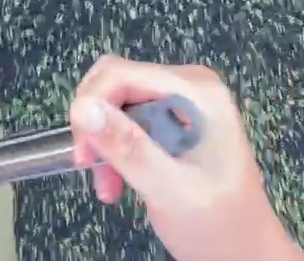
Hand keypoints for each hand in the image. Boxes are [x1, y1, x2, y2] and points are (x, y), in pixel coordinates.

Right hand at [69, 56, 303, 260]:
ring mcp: (181, 101)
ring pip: (115, 101)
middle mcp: (188, 85)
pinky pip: (126, 117)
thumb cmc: (221, 230)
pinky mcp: (172, 119)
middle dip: (96, 124)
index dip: (92, 106)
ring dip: (103, 140)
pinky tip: (118, 179)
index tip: (82, 152)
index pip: (121, 74)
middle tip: (90, 166)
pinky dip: (115, 147)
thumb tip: (82, 107)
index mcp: (196, 91)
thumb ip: (129, 148)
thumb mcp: (172, 192)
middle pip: (115, 82)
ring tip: (107, 184)